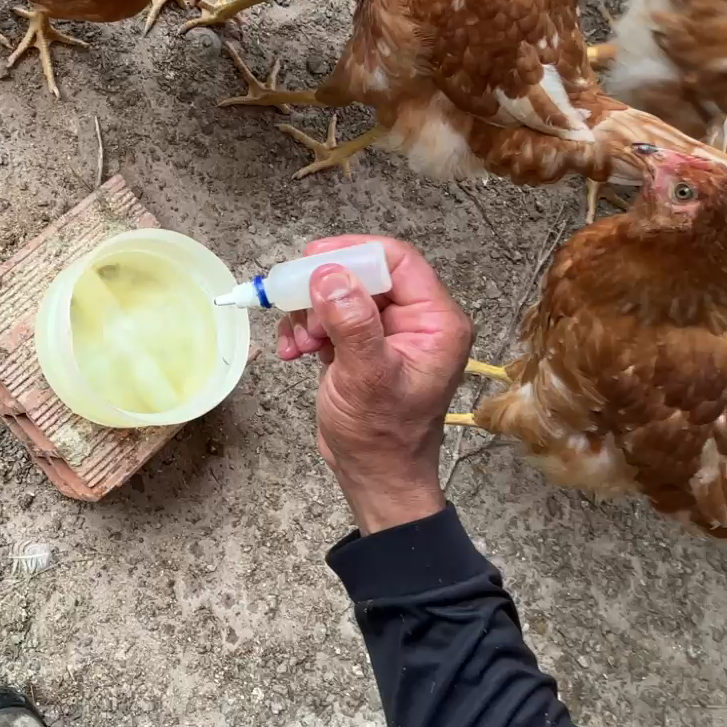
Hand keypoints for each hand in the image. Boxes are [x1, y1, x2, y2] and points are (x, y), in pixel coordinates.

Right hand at [274, 237, 473, 534]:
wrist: (372, 474)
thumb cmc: (381, 434)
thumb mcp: (366, 376)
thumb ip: (352, 323)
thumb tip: (328, 275)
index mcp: (433, 321)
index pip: (397, 261)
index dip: (354, 253)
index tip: (311, 259)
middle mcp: (411, 321)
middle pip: (360, 275)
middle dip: (321, 291)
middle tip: (297, 312)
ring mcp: (381, 333)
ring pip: (336, 296)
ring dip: (306, 315)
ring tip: (297, 344)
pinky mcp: (355, 345)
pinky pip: (324, 319)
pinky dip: (301, 331)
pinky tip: (293, 353)